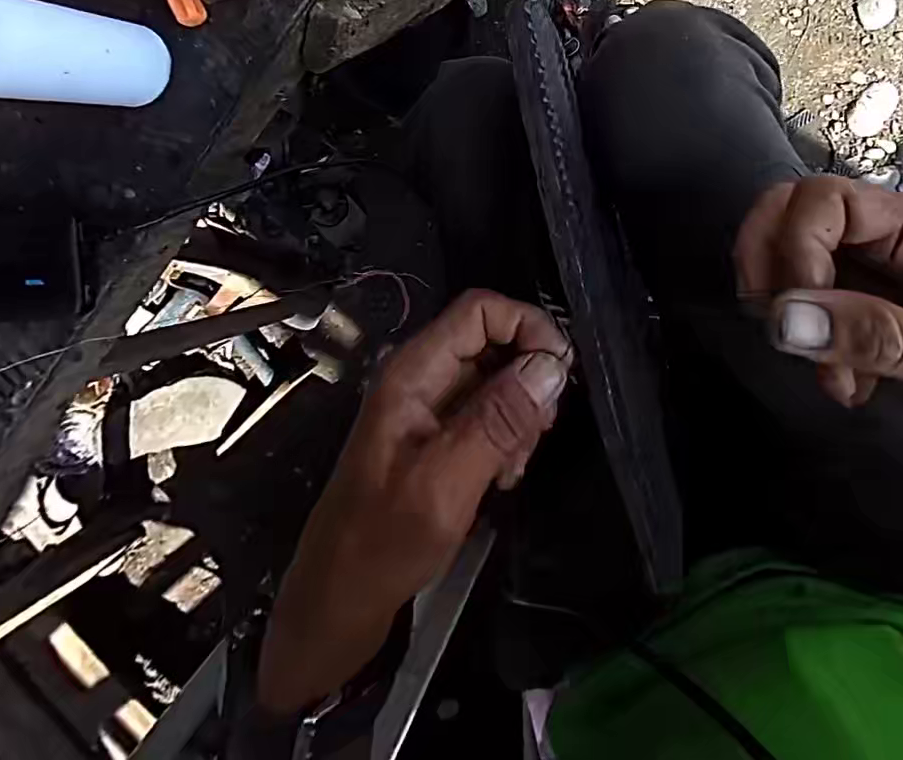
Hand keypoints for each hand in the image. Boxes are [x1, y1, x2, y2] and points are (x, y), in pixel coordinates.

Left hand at [257, 289, 571, 714]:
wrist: (342, 592)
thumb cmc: (384, 540)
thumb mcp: (446, 482)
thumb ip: (498, 419)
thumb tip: (550, 365)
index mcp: (414, 371)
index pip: (480, 310)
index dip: (527, 326)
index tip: (560, 373)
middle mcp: (424, 375)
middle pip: (493, 341)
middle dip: (528, 379)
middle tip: (538, 434)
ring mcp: (431, 404)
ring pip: (498, 378)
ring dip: (521, 415)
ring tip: (512, 467)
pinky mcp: (440, 431)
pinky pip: (490, 411)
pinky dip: (508, 436)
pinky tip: (502, 476)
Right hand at [734, 175, 902, 450]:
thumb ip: (877, 334)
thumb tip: (784, 318)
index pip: (825, 201)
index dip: (798, 247)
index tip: (800, 313)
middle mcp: (882, 238)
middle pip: (788, 214)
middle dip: (768, 266)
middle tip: (775, 323)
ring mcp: (859, 272)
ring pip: (780, 256)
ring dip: (781, 312)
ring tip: (826, 369)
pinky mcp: (844, 309)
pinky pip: (791, 304)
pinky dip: (794, 339)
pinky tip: (838, 378)